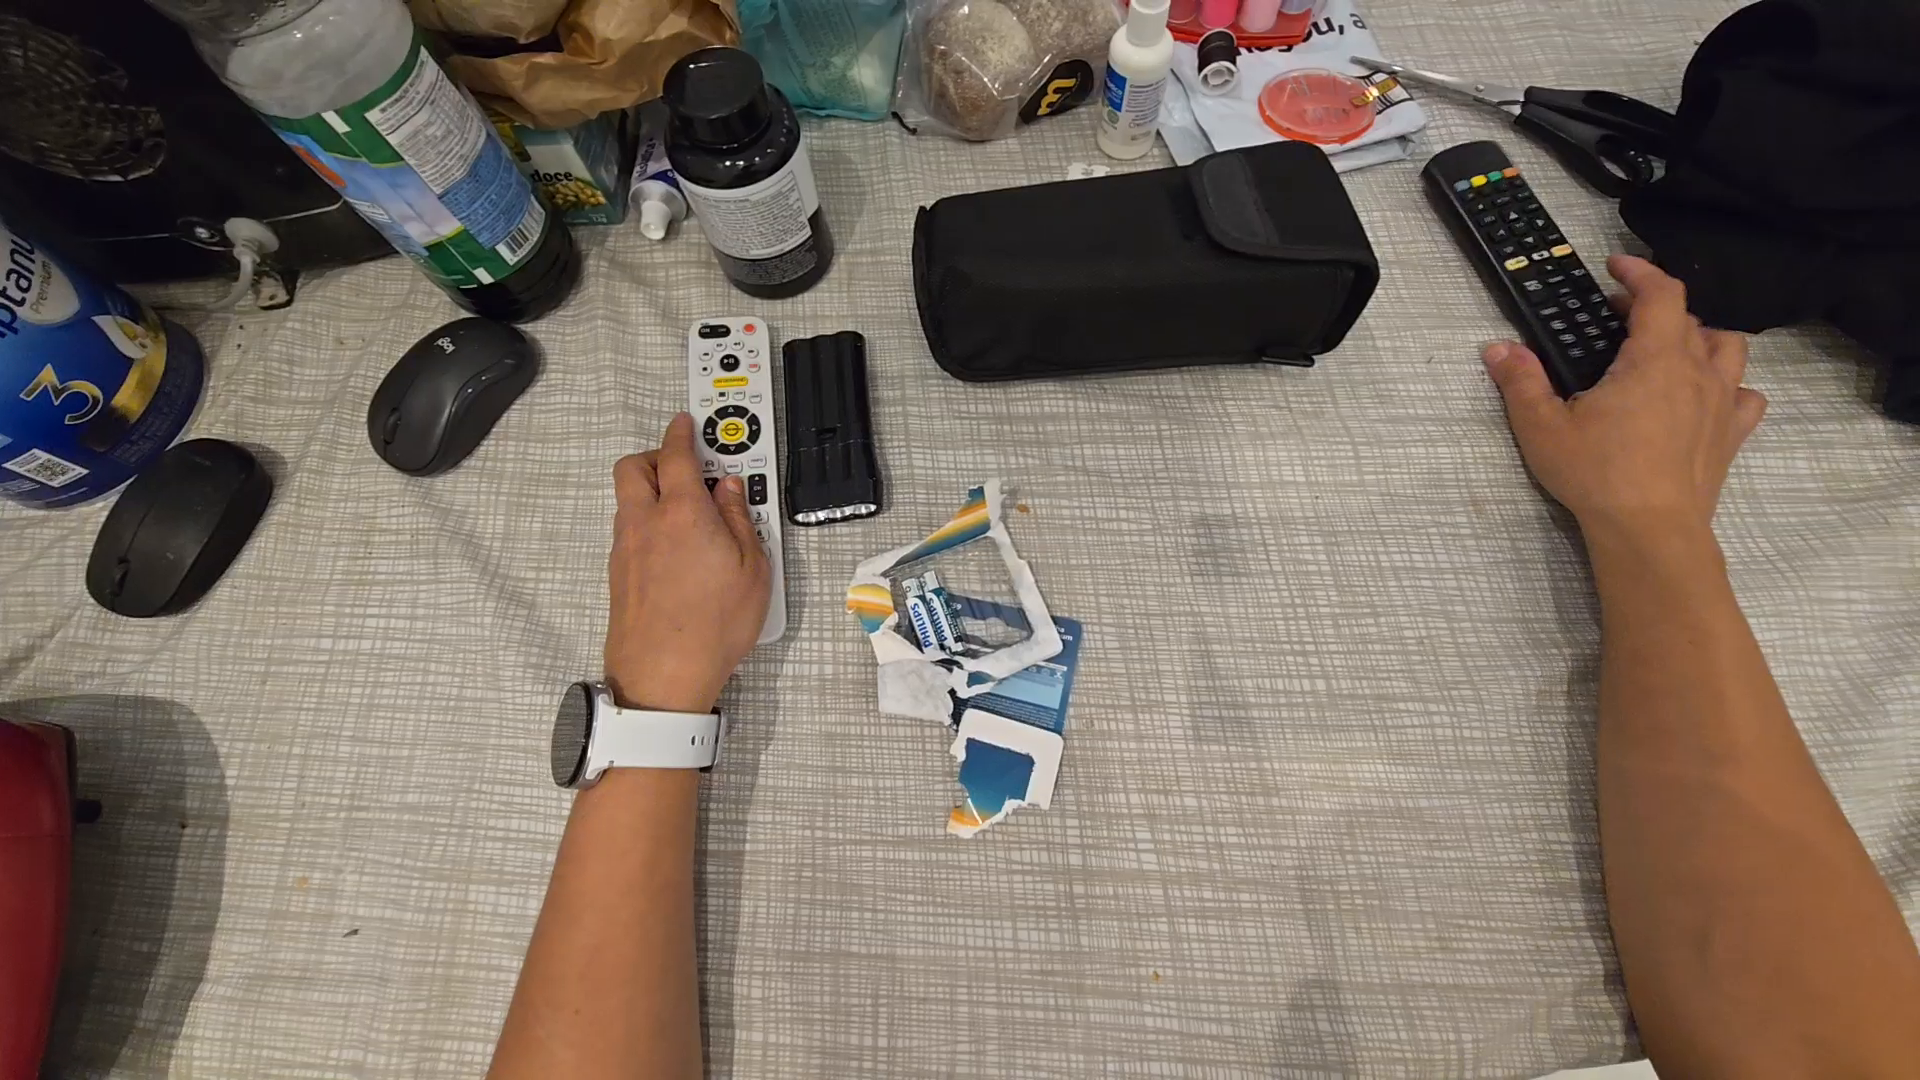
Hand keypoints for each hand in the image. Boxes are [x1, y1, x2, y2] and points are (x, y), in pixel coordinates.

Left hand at [603, 413, 770, 713]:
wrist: (664, 675)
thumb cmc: (715, 624)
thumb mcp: (752, 569)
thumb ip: (739, 520)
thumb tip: (729, 489)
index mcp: (682, 513)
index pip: (674, 456)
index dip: (680, 433)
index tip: (685, 423)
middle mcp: (644, 523)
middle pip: (632, 468)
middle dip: (655, 456)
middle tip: (686, 467)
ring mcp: (625, 549)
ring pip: (627, 499)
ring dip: (650, 490)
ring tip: (689, 512)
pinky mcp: (617, 574)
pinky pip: (628, 529)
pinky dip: (646, 520)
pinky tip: (675, 547)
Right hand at [1482, 255, 1766, 540]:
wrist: (1648, 526)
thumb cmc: (1593, 472)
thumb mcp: (1541, 427)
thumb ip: (1520, 382)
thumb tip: (1497, 348)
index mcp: (1654, 361)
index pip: (1662, 296)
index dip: (1640, 273)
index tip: (1617, 265)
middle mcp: (1698, 372)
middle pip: (1692, 320)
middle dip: (1656, 310)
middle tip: (1618, 320)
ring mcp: (1723, 401)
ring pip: (1728, 348)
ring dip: (1698, 339)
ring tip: (1665, 352)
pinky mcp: (1732, 432)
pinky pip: (1744, 392)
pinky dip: (1726, 383)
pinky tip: (1702, 396)